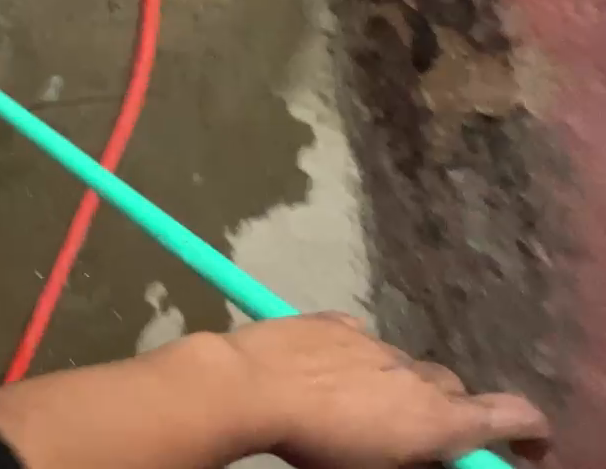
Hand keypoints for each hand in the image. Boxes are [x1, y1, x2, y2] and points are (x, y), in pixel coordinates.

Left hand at [221, 313, 548, 467]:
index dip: (528, 430)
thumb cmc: (315, 443)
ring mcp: (367, 339)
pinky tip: (323, 360)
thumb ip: (418, 458)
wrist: (247, 385)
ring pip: (397, 359)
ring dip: (387, 375)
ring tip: (347, 392)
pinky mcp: (325, 318)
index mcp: (440, 418)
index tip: (521, 444)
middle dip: (438, 404)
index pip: (516, 415)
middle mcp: (413, 373)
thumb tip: (426, 451)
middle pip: (448, 386)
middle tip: (404, 423)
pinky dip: (349, 346)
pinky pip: (354, 332)